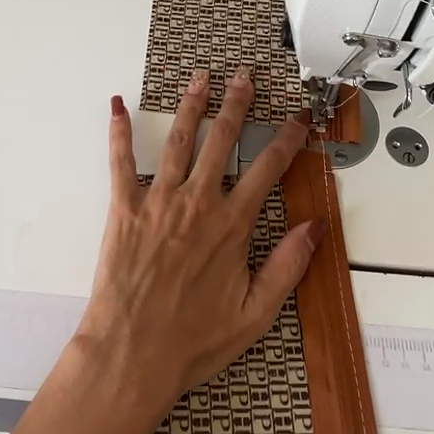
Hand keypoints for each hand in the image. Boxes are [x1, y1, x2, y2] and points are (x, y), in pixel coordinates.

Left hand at [0, 66, 316, 433]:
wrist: (133, 355)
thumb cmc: (192, 341)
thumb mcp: (256, 313)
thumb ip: (288, 265)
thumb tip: (315, 228)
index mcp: (231, 225)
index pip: (267, 168)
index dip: (287, 138)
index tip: (298, 119)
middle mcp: (196, 203)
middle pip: (221, 140)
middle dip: (236, 105)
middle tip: (244, 78)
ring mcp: (158, 201)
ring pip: (178, 141)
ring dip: (190, 106)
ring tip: (200, 79)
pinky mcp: (124, 208)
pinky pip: (120, 161)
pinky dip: (119, 132)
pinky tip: (118, 106)